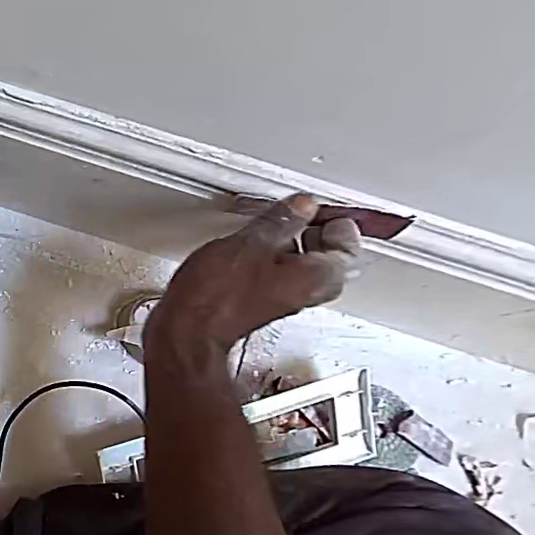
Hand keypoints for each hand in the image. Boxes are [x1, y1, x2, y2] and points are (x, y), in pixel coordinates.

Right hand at [148, 194, 362, 353]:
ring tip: (264, 232)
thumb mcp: (248, 243)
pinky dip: (269, 263)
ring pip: (300, 267)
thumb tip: (300, 206)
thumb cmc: (216, 295)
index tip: (314, 206)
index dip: (330, 218)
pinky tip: (245, 254)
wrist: (187, 328)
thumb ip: (280, 220)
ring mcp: (284, 301)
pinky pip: (277, 278)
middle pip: (327, 256)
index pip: (347, 241)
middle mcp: (310, 292)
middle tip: (295, 215)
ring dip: (288, 248)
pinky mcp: (259, 306)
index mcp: (322, 275)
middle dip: (312, 233)